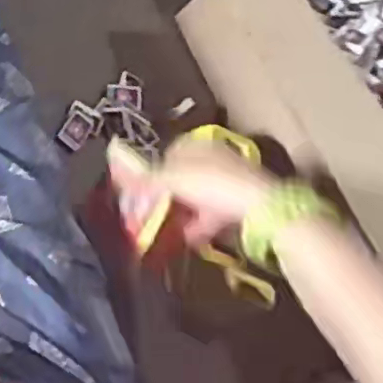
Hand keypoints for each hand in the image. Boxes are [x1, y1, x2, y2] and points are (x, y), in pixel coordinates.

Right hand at [109, 135, 280, 248]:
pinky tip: (188, 238)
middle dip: (162, 198)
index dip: (148, 176)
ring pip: (195, 197)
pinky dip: (198, 224)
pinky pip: (211, 212)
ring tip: (165, 229)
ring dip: (179, 213)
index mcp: (194, 144)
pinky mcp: (240, 202)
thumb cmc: (212, 183)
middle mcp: (211, 157)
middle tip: (149, 215)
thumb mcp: (171, 179)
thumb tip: (120, 178)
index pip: (163, 157)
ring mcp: (227, 179)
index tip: (138, 195)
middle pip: (178, 178)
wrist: (263, 207)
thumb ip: (145, 180)